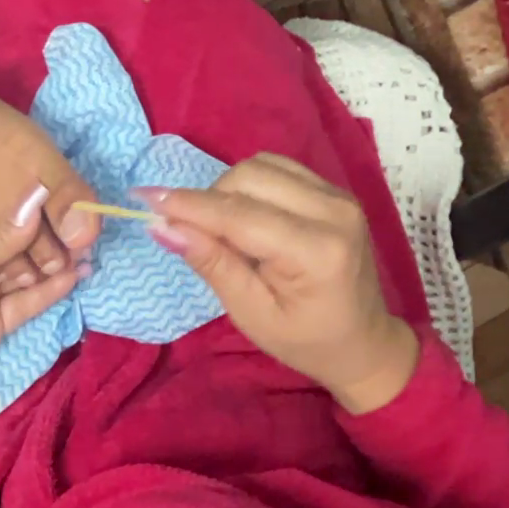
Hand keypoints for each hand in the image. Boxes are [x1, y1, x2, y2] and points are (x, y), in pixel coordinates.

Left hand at [0, 188, 83, 432]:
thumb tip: (35, 205)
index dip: (23, 210)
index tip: (60, 197)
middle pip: (12, 246)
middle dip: (45, 236)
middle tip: (84, 224)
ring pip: (25, 273)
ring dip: (54, 262)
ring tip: (89, 246)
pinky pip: (28, 302)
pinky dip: (52, 290)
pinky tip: (77, 274)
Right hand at [135, 154, 418, 413]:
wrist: (364, 342)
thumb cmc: (305, 340)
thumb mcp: (251, 314)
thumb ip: (211, 264)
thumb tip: (162, 225)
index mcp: (317, 252)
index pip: (240, 215)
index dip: (189, 205)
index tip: (144, 198)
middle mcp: (333, 211)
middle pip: (249, 178)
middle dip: (209, 200)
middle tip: (196, 235)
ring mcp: (338, 195)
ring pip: (261, 166)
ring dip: (228, 190)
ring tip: (224, 230)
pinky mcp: (334, 190)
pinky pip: (278, 168)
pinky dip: (250, 185)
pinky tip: (247, 217)